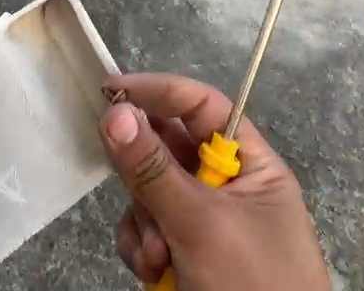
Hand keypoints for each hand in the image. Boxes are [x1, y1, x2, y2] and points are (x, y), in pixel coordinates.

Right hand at [100, 73, 331, 290]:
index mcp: (252, 167)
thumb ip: (153, 169)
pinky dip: (140, 247)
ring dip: (142, 220)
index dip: (158, 91)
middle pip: (169, 149)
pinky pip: (147, 230)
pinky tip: (151, 272)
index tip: (110, 92)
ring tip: (154, 256)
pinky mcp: (186, 257)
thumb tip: (113, 111)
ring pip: (151, 192)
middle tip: (123, 175)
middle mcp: (229, 188)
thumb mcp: (201, 226)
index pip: (201, 107)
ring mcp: (206, 225)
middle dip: (145, 172)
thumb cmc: (251, 287)